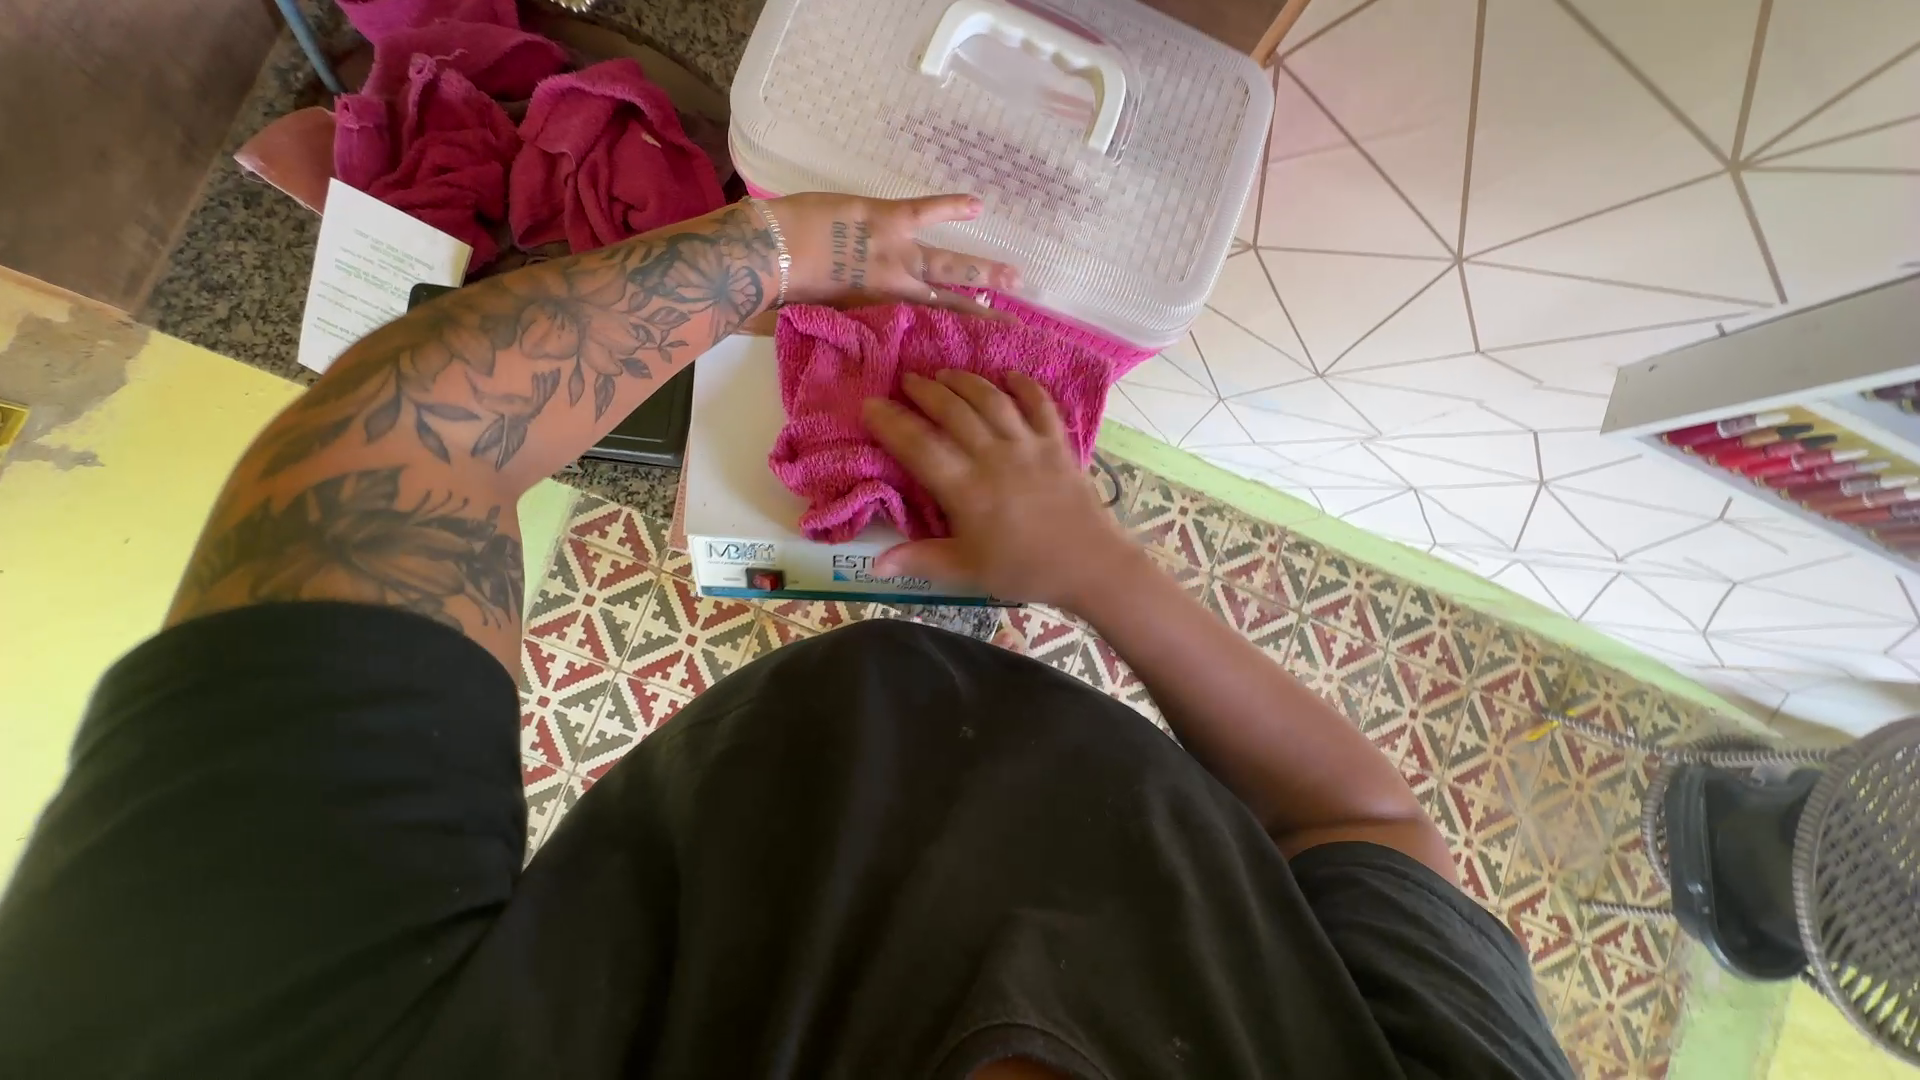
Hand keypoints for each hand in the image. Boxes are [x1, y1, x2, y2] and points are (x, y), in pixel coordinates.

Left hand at [765, 193, 1021, 317]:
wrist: (769, 256)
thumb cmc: (787, 295)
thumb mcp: (825, 318)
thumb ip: (849, 324)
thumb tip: (862, 338)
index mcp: (882, 315)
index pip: (927, 328)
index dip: (953, 338)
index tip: (978, 351)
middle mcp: (898, 290)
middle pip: (950, 303)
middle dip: (982, 313)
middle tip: (1013, 322)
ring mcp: (897, 252)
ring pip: (950, 265)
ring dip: (984, 272)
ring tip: (1015, 278)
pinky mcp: (888, 218)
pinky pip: (928, 211)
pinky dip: (952, 206)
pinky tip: (978, 205)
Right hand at [861, 369, 1139, 607]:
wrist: (1088, 565)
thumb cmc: (1023, 569)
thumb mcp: (966, 571)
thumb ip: (920, 560)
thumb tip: (874, 564)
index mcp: (966, 489)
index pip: (919, 446)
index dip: (891, 423)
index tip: (871, 404)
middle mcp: (993, 457)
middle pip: (953, 411)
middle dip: (925, 391)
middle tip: (906, 379)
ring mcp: (1028, 445)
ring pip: (991, 400)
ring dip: (965, 381)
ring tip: (944, 373)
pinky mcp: (1057, 443)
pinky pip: (1040, 404)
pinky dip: (1025, 385)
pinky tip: (1009, 375)